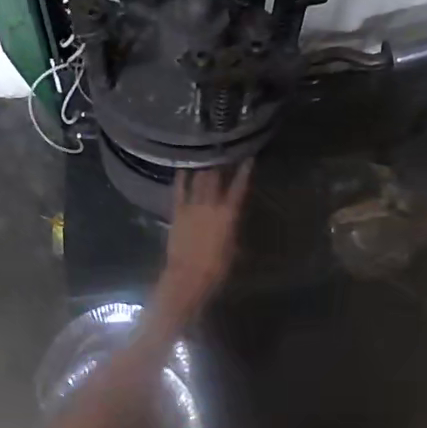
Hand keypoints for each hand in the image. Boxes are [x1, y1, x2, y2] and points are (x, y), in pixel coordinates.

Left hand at [156, 161, 253, 321]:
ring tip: (206, 154)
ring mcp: (192, 206)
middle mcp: (211, 204)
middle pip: (216, 177)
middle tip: (223, 151)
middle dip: (221, 162)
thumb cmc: (217, 268)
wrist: (189, 277)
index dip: (244, 171)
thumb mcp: (235, 248)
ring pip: (199, 179)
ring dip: (203, 166)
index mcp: (229, 214)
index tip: (248, 157)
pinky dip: (182, 177)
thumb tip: (236, 219)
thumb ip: (234, 228)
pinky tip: (183, 167)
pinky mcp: (177, 212)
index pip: (239, 187)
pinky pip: (179, 190)